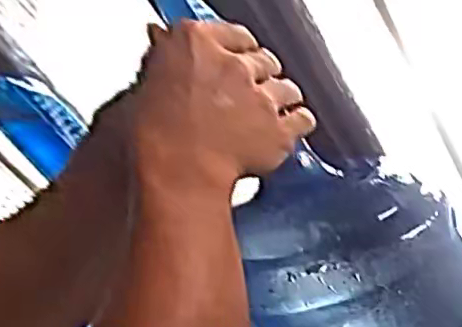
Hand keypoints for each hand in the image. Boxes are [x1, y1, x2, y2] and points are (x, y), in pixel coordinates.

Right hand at [127, 19, 313, 191]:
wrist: (181, 155)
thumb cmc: (161, 117)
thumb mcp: (157, 69)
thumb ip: (175, 53)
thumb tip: (169, 39)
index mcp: (198, 41)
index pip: (238, 36)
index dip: (246, 49)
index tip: (248, 56)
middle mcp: (235, 67)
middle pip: (267, 62)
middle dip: (266, 74)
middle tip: (262, 86)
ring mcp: (263, 100)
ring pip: (289, 89)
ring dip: (285, 97)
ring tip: (278, 107)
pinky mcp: (281, 130)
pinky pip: (304, 119)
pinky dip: (301, 121)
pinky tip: (295, 125)